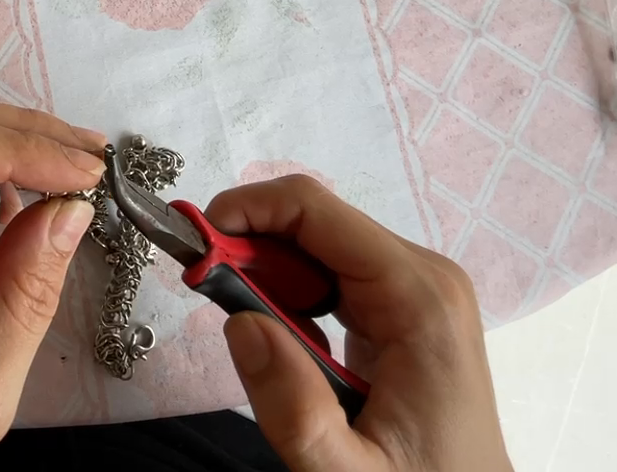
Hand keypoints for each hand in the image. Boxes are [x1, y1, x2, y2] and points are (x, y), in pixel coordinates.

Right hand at [208, 176, 512, 471]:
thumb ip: (296, 410)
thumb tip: (240, 322)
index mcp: (418, 296)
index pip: (313, 208)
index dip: (245, 211)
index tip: (196, 249)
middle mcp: (420, 273)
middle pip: (310, 218)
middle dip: (248, 243)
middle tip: (208, 290)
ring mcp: (412, 285)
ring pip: (312, 239)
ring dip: (262, 267)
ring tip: (245, 320)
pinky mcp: (399, 302)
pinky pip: (325, 266)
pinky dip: (285, 287)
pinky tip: (282, 335)